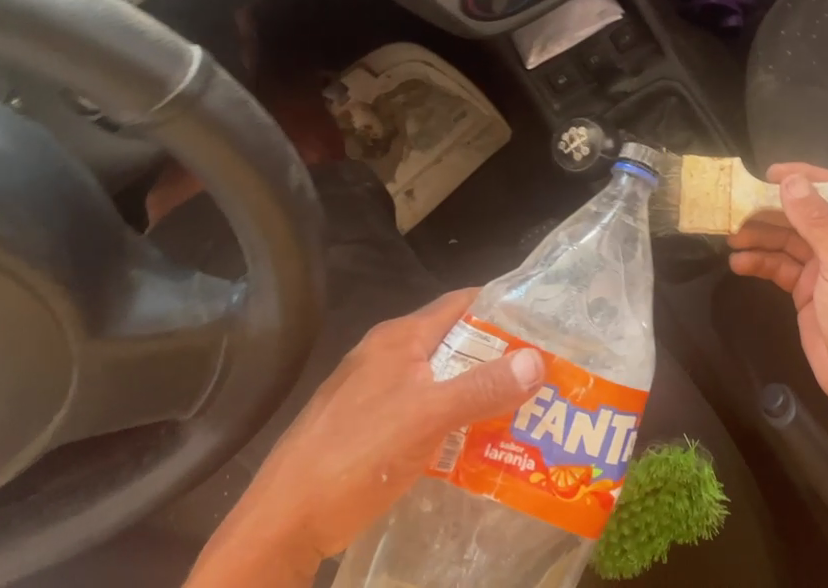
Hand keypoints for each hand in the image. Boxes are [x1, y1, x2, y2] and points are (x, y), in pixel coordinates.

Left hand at [188, 289, 544, 583]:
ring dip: (478, 392)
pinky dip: (454, 421)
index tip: (545, 322)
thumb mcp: (428, 417)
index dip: (504, 307)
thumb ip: (483, 387)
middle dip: (499, 357)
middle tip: (545, 373)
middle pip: (455, 344)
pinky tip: (477, 444)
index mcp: (398, 338)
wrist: (281, 525)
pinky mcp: (367, 429)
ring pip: (440, 381)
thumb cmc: (355, 456)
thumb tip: (538, 360)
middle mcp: (385, 356)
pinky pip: (423, 412)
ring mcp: (373, 394)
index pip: (462, 303)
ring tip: (524, 409)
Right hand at [727, 164, 827, 403]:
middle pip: (804, 216)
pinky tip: (738, 262)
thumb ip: (817, 222)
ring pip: (788, 241)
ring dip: (760, 236)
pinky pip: (780, 267)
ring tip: (730, 234)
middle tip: (737, 204)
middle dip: (772, 211)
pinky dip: (759, 262)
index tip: (770, 173)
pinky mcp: (807, 289)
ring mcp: (825, 267)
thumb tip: (791, 181)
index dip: (805, 179)